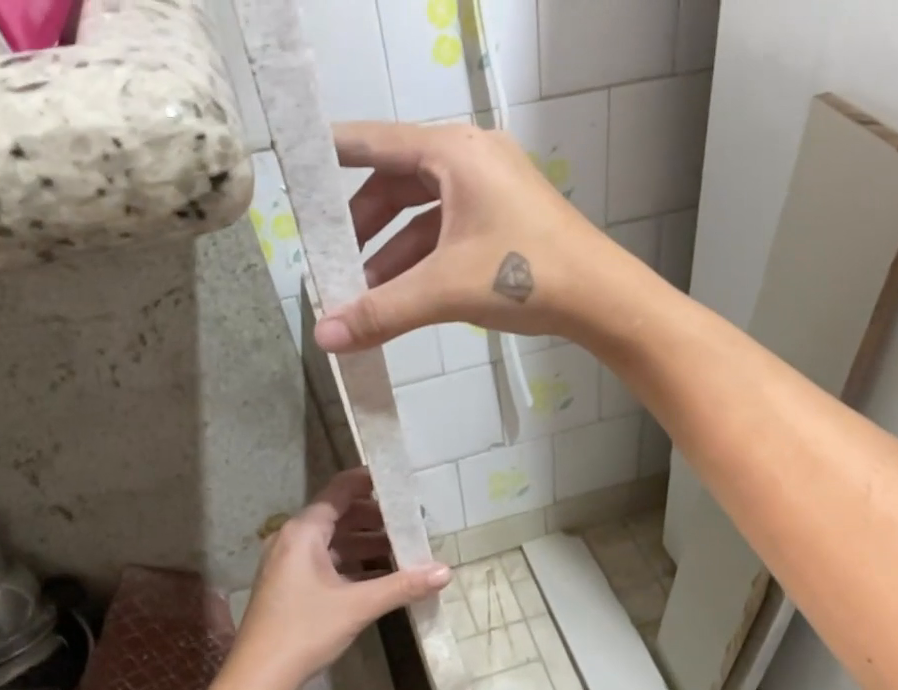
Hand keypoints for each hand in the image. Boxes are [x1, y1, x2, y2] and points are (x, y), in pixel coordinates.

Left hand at [231, 468, 451, 688]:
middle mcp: (292, 540)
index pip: (339, 491)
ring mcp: (288, 564)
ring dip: (366, 543)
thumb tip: (445, 571)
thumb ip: (402, 585)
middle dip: (375, 517)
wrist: (260, 676)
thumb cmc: (305, 630)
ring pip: (334, 542)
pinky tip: (380, 576)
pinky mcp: (290, 586)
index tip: (399, 482)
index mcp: (303, 533)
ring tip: (404, 548)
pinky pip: (327, 562)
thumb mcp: (358, 605)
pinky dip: (353, 563)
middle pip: (338, 516)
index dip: (368, 482)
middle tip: (412, 522)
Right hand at [315, 121, 647, 352]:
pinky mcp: (504, 218)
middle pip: (396, 182)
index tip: (294, 171)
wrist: (603, 299)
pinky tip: (401, 293)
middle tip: (332, 260)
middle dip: (362, 225)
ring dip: (391, 250)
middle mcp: (471, 159)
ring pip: (422, 213)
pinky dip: (421, 258)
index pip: (374, 143)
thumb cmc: (527, 275)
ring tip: (362, 291)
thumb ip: (382, 311)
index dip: (330, 157)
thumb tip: (325, 338)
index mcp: (454, 153)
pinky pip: (446, 230)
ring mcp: (491, 189)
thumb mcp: (446, 289)